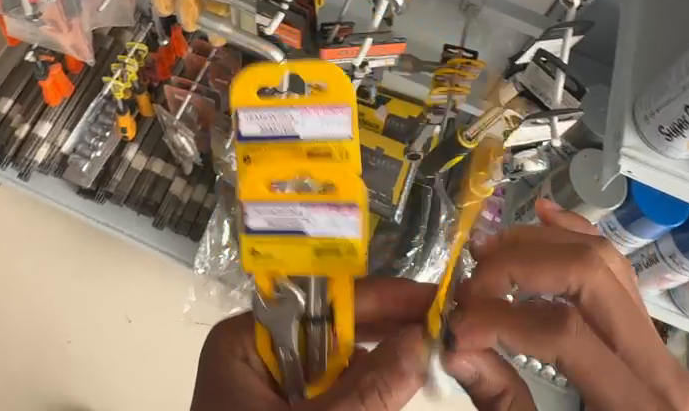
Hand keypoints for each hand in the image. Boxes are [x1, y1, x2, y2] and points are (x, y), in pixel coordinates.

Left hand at [191, 277, 436, 409]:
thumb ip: (368, 389)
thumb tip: (422, 338)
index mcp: (247, 341)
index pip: (321, 300)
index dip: (380, 296)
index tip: (430, 297)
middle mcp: (259, 351)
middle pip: (333, 326)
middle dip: (386, 328)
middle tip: (440, 323)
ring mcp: (272, 384)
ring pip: (339, 359)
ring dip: (382, 358)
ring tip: (427, 348)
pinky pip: (334, 389)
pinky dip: (366, 392)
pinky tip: (398, 381)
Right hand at [442, 197, 688, 410]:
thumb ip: (502, 403)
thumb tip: (453, 345)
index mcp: (642, 403)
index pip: (563, 329)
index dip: (501, 318)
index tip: (454, 326)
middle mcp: (661, 362)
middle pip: (586, 274)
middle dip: (517, 267)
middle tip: (468, 285)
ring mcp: (657, 343)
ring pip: (601, 258)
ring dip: (537, 244)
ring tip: (487, 252)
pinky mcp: (644, 334)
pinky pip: (614, 267)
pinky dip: (574, 233)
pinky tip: (542, 212)